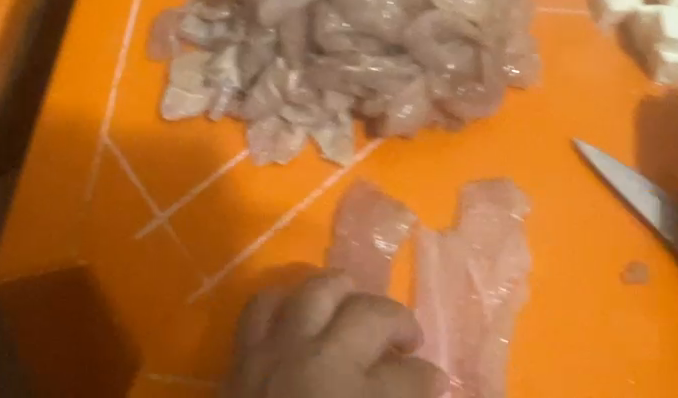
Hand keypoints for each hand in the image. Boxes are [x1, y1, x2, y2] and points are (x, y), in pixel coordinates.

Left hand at [223, 270, 446, 397]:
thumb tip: (424, 391)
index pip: (410, 378)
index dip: (430, 379)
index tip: (436, 382)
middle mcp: (320, 364)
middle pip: (370, 315)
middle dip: (399, 322)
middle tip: (408, 342)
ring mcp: (277, 352)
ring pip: (317, 290)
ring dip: (345, 292)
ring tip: (358, 306)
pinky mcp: (242, 355)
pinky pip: (263, 305)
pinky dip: (285, 301)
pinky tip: (300, 313)